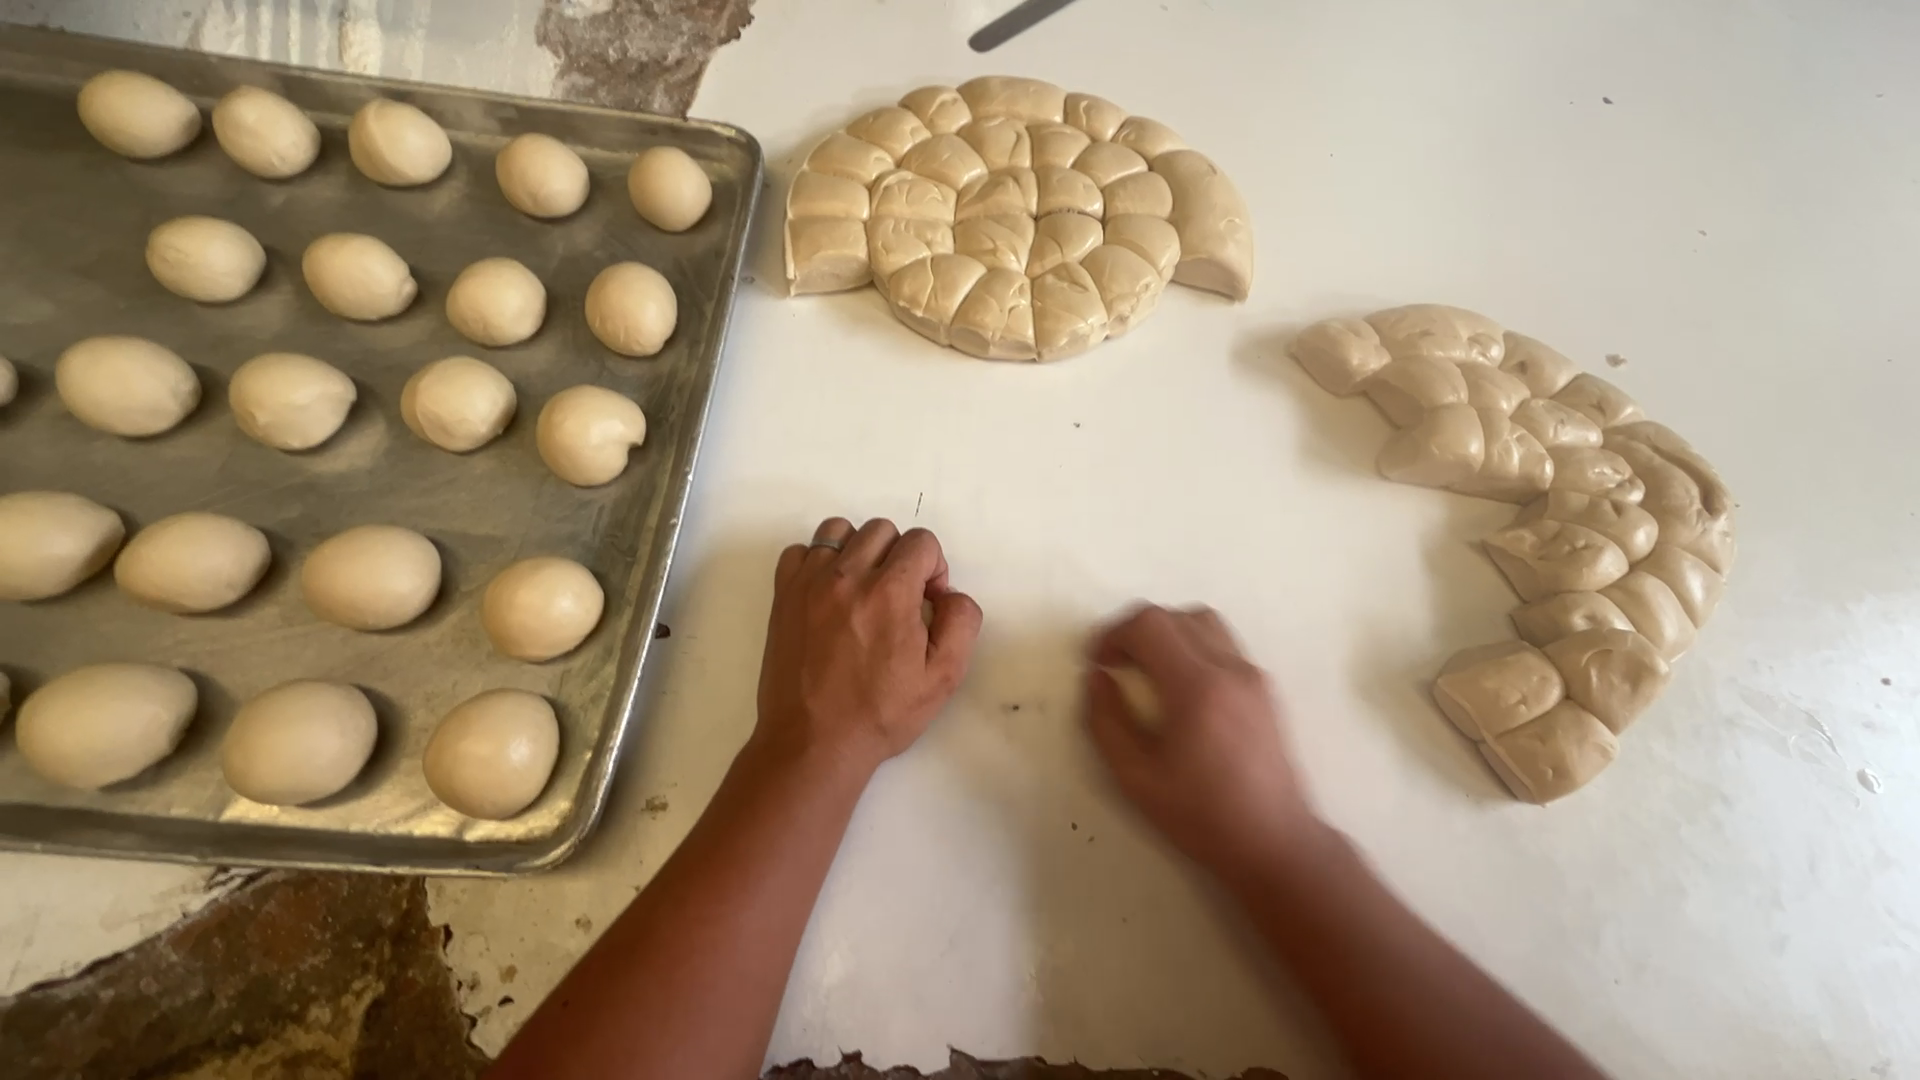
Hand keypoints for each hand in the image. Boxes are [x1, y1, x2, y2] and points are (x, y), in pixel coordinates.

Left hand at [755, 518, 983, 775]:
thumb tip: (949, 593)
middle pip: (882, 529)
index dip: (934, 568)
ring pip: (839, 529)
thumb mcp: (943, 677)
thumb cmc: (881, 714)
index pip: (921, 541)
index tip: (927, 602)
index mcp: (890, 593)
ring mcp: (809, 583)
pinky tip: (829, 593)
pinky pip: (800, 551)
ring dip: (859, 550)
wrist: (812, 742)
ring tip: (863, 588)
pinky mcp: (783, 596)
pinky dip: (818, 562)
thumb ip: (961, 622)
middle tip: (899, 597)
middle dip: (900, 556)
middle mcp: (847, 576)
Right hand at [1084, 604, 1322, 883]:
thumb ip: (1106, 720)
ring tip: (1148, 670)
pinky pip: (1222, 643)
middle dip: (1135, 632)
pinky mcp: (1265, 688)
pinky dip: (1191, 647)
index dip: (1114, 634)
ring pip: (1202, 622)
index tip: (1099, 664)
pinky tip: (1180, 687)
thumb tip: (1098, 678)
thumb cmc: (1200, 815)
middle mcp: (1230, 669)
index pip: (1150, 625)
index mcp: (1197, 688)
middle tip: (1117, 667)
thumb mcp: (1134, 776)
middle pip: (1174, 616)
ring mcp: (1253, 675)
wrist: (1275, 843)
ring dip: (1166, 633)